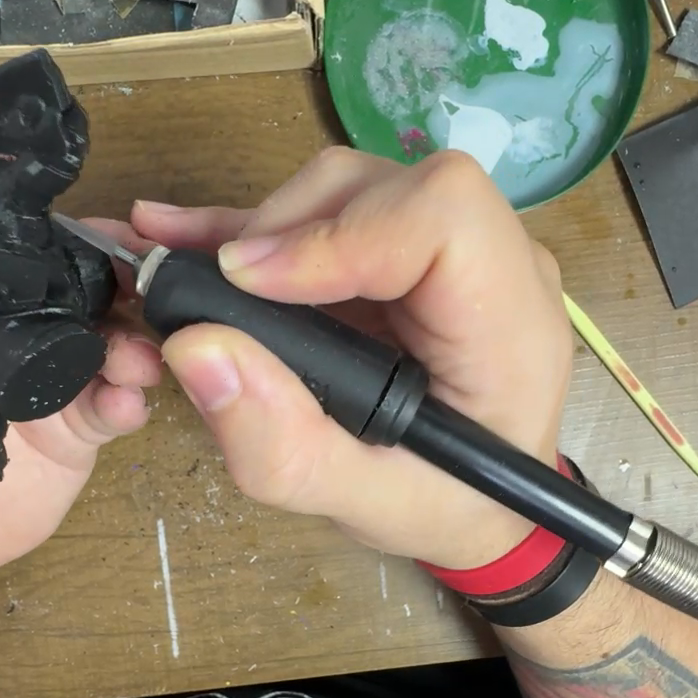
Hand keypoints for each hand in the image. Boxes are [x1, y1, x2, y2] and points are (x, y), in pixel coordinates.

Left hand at [0, 222, 162, 592]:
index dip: (7, 207)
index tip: (54, 204)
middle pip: (55, 269)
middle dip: (101, 267)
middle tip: (135, 275)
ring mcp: (42, 370)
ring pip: (100, 331)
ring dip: (129, 334)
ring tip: (135, 358)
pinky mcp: (76, 421)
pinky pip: (113, 399)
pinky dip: (130, 396)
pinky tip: (127, 404)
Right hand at [136, 149, 572, 569]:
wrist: (487, 505)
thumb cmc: (450, 509)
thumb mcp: (368, 505)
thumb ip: (290, 449)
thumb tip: (196, 349)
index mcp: (510, 326)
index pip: (442, 216)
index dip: (338, 232)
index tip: (248, 281)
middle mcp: (496, 267)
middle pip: (385, 189)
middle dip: (285, 229)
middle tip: (212, 289)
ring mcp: (456, 253)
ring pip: (352, 191)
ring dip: (262, 228)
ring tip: (187, 268)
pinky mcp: (413, 256)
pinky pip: (340, 216)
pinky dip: (264, 230)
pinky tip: (189, 235)